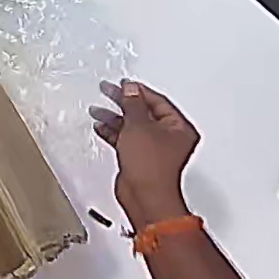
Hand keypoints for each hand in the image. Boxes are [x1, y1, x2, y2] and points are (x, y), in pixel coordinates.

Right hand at [91, 80, 198, 229]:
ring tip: (98, 109)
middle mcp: (169, 138)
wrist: (144, 194)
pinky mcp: (140, 158)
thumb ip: (133, 104)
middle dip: (124, 102)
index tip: (124, 84)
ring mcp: (154, 149)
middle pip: (144, 112)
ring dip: (115, 117)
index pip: (157, 101)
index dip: (138, 91)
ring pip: (132, 126)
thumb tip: (130, 89)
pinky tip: (102, 126)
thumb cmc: (151, 166)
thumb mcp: (139, 125)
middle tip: (109, 90)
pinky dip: (113, 132)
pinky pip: (125, 139)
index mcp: (179, 128)